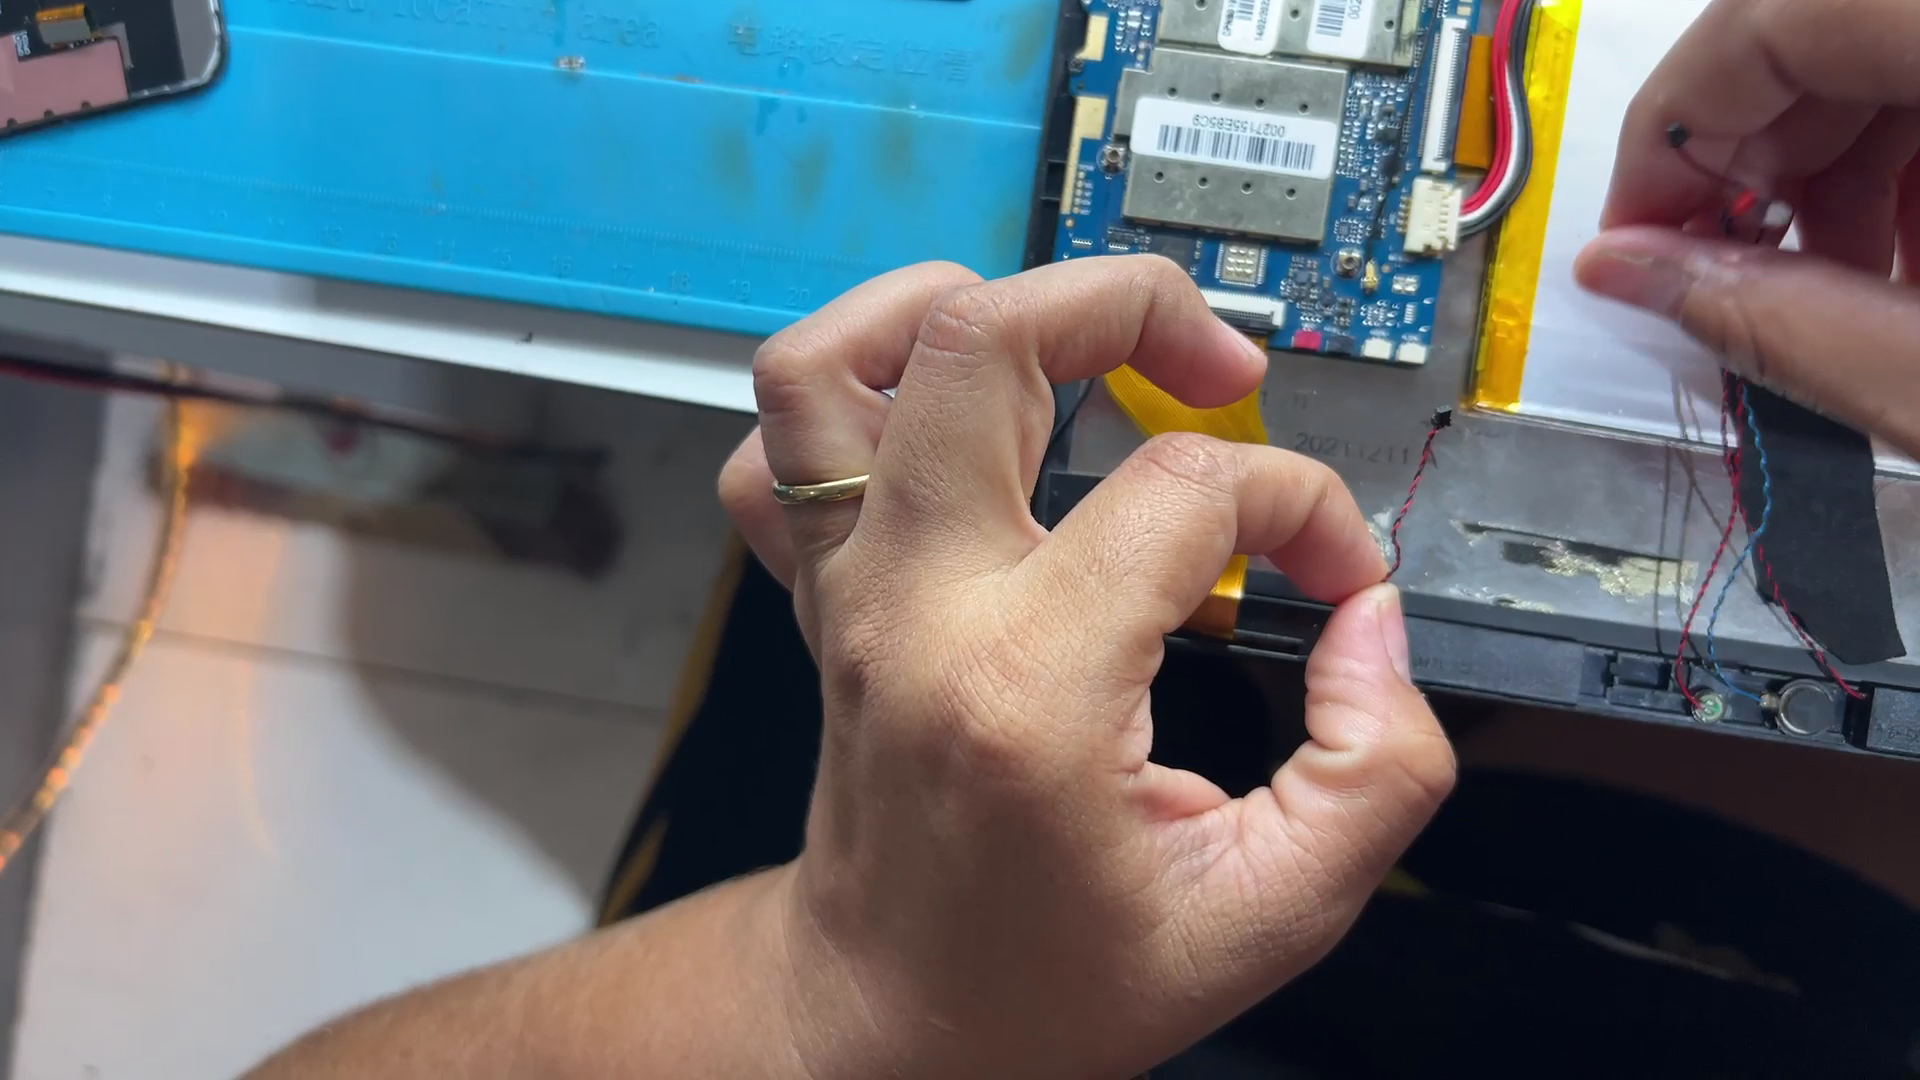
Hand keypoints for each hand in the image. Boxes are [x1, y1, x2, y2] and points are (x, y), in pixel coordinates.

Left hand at [716, 257, 1453, 1076]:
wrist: (886, 1009)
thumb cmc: (1049, 978)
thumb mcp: (1264, 913)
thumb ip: (1377, 765)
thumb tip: (1368, 618)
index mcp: (1028, 685)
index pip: (1186, 492)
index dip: (1297, 502)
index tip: (1332, 565)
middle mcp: (914, 604)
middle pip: (984, 343)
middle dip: (1122, 304)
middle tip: (1207, 365)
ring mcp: (845, 585)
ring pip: (834, 362)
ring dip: (953, 307)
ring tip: (1057, 342)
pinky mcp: (817, 591)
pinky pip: (780, 444)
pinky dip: (856, 390)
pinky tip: (944, 421)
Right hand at [1575, 0, 1919, 457]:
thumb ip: (1767, 320)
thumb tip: (1612, 270)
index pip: (1769, 19)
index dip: (1668, 131)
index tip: (1636, 236)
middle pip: (1822, 22)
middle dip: (1744, 158)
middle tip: (1721, 272)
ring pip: (1887, 40)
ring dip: (1832, 163)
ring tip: (1839, 282)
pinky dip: (1913, 151)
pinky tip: (1919, 244)